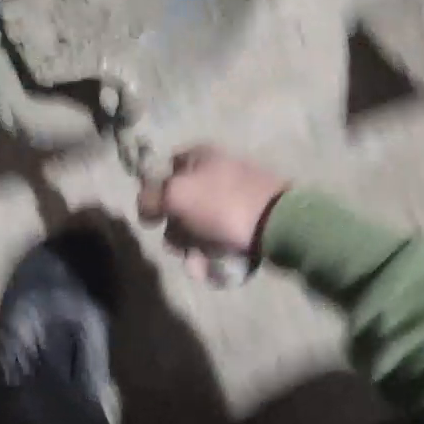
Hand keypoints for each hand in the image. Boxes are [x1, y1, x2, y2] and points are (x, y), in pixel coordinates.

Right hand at [136, 146, 289, 258]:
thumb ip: (150, 197)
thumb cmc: (221, 204)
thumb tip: (145, 209)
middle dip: (176, 230)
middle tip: (181, 244)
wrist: (278, 224)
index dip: (156, 193)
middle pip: (179, 204)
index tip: (155, 216)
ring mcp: (234, 197)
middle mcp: (216, 172)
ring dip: (192, 248)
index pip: (164, 170)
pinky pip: (220, 238)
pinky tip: (214, 266)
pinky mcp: (249, 221)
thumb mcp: (175, 195)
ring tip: (200, 263)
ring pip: (198, 226)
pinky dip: (213, 253)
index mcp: (200, 156)